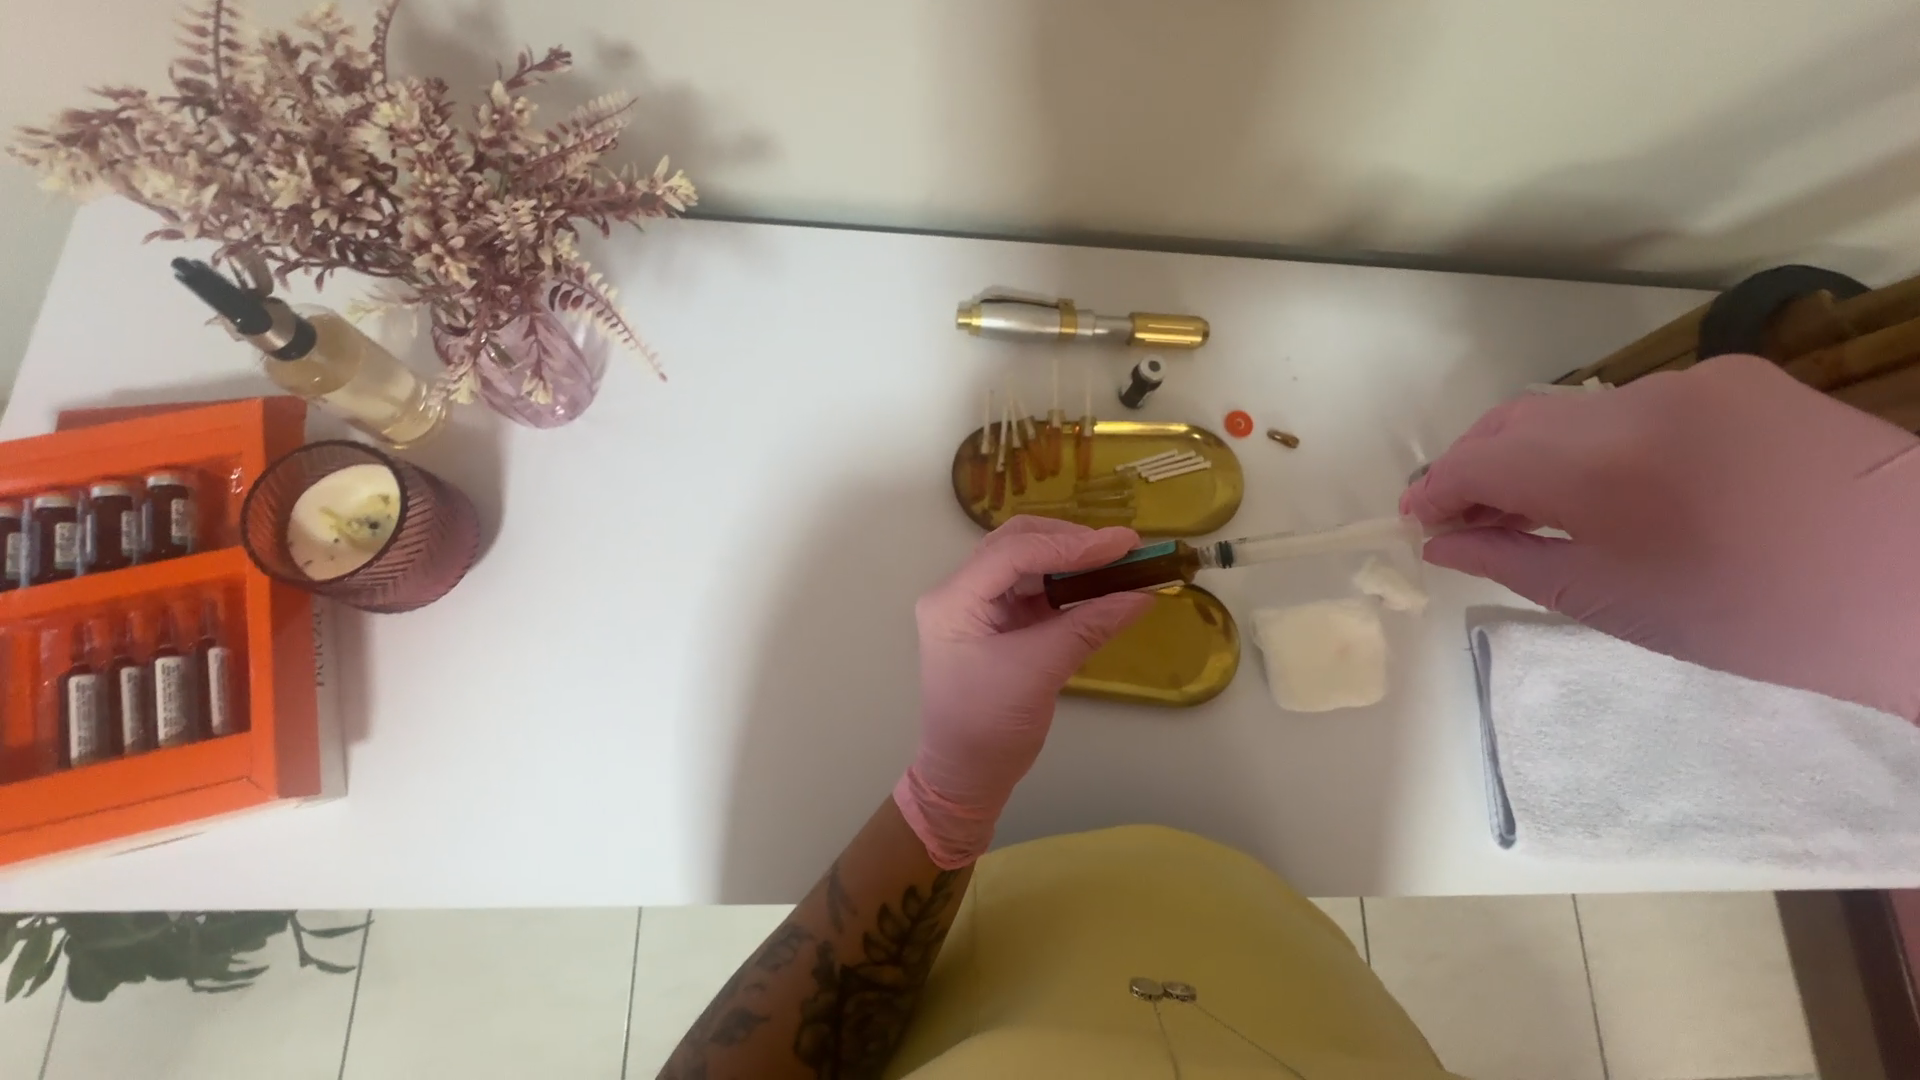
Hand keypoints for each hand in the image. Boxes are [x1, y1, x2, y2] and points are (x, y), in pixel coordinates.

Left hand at [894, 517, 1153, 867]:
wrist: (966, 775)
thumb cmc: (988, 726)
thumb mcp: (1039, 672)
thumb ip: (1088, 627)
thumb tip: (1143, 595)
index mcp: (954, 599)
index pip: (1014, 552)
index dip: (1071, 544)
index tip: (1123, 543)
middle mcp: (961, 592)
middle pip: (1017, 544)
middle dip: (1069, 542)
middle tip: (1121, 548)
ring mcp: (979, 607)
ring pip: (1027, 562)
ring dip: (1071, 560)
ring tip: (1117, 562)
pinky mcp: (999, 623)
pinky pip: (1034, 590)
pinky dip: (1068, 586)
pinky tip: (1100, 587)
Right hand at [1403, 354, 1919, 719]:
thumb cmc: (1751, 612)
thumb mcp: (1607, 599)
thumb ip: (1506, 560)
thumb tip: (1441, 542)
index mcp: (1597, 465)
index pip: (1475, 462)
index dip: (1434, 491)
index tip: (1415, 521)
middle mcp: (1633, 402)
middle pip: (1511, 421)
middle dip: (1471, 465)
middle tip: (1462, 516)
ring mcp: (1689, 381)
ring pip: (1567, 410)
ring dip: (1528, 452)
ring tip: (1529, 504)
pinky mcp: (1734, 378)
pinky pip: (1627, 405)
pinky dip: (1589, 441)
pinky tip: (1607, 484)